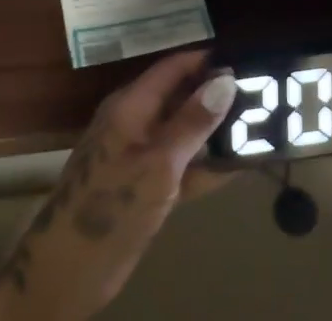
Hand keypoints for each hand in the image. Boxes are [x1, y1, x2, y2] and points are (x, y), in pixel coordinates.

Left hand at [0, 52, 237, 320]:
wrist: (69, 271)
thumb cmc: (111, 207)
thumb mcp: (159, 163)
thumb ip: (193, 122)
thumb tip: (226, 79)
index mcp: (130, 107)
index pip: (173, 68)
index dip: (207, 61)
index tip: (247, 59)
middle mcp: (136, 123)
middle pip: (181, 98)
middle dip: (218, 96)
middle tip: (263, 95)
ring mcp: (141, 157)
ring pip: (186, 134)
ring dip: (218, 133)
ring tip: (261, 127)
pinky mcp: (147, 188)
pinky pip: (184, 166)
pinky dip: (209, 166)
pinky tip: (243, 165)